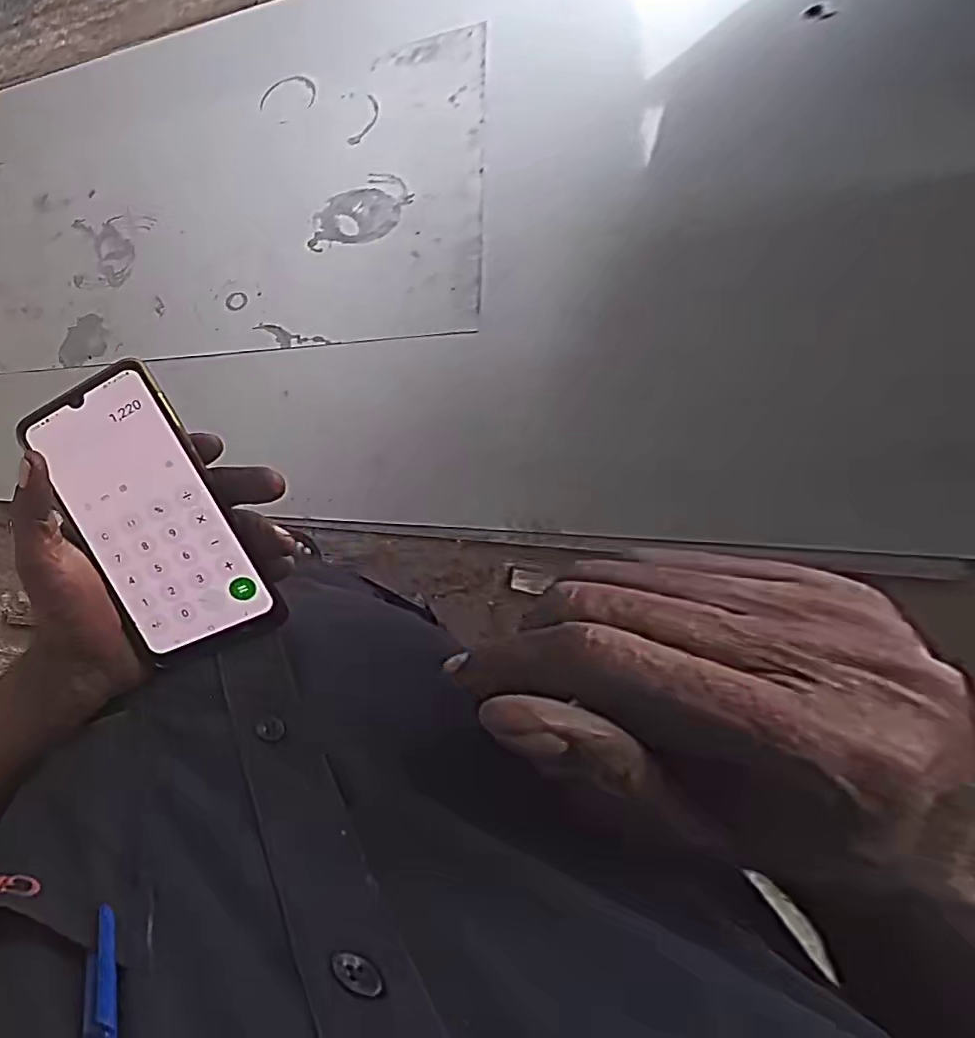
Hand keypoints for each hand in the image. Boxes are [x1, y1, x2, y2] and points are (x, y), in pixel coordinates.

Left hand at [10, 433, 295, 711]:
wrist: (85, 670)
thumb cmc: (61, 614)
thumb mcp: (39, 559)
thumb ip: (33, 512)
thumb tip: (32, 461)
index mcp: (116, 515)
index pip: (153, 469)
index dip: (182, 450)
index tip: (206, 445)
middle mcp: (150, 532)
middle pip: (201, 496)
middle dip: (238, 484)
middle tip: (267, 483)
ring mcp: (175, 562)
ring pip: (224, 533)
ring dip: (256, 528)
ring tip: (275, 537)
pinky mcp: (194, 593)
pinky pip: (233, 574)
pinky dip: (258, 568)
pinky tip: (274, 568)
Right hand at [448, 550, 974, 901]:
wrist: (925, 821)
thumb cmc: (790, 836)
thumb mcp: (685, 827)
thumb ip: (592, 764)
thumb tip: (501, 712)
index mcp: (806, 737)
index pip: (604, 654)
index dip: (515, 659)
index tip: (471, 677)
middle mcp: (826, 656)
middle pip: (599, 601)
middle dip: (531, 636)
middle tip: (520, 675)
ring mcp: (826, 608)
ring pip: (616, 571)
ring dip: (565, 612)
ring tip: (571, 657)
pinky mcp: (815, 581)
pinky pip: (657, 560)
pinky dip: (613, 592)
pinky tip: (622, 631)